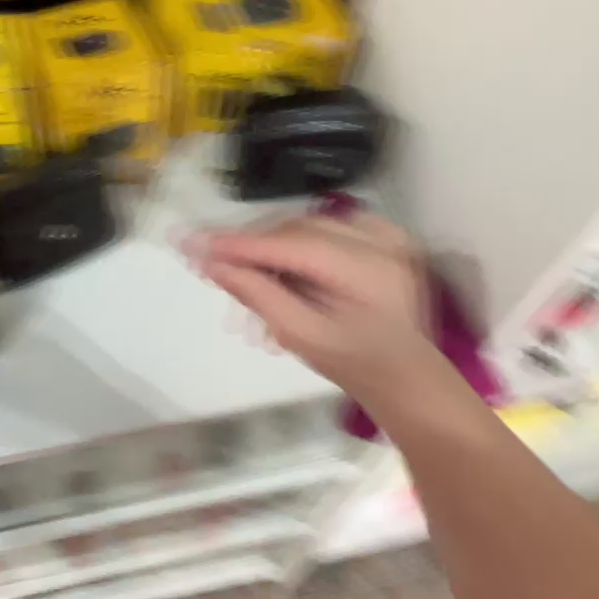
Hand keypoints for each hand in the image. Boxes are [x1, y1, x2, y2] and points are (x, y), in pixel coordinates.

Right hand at [191, 208, 449, 405]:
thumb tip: (210, 263)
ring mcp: (387, 234)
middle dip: (251, 244)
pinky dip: (297, 239)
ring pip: (307, 223)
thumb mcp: (301, 336)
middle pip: (297, 228)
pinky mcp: (384, 233)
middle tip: (210, 262)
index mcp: (368, 271)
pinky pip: (326, 224)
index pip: (291, 244)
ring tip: (242, 269)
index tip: (192, 243)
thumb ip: (257, 295)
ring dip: (271, 242)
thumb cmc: (354, 365)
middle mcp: (381, 241)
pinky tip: (279, 262)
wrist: (406, 375)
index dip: (239, 243)